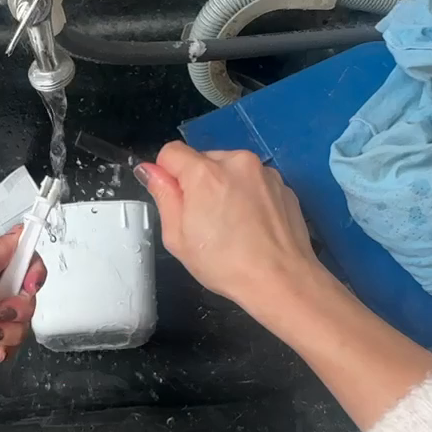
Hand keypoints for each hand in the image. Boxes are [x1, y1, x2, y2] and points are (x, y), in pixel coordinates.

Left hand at [0, 228, 47, 385]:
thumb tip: (19, 234)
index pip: (18, 252)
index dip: (30, 268)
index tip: (27, 283)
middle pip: (25, 285)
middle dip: (21, 302)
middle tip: (1, 309)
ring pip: (23, 312)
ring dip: (12, 324)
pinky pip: (15, 333)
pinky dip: (7, 340)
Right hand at [139, 142, 325, 311]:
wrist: (282, 279)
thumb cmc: (226, 265)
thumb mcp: (177, 237)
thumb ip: (163, 196)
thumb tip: (150, 171)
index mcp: (205, 173)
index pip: (171, 152)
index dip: (166, 175)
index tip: (174, 199)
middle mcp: (236, 162)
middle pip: (202, 160)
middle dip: (196, 184)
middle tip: (202, 221)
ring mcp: (264, 171)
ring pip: (228, 170)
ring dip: (223, 188)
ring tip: (229, 225)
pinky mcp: (282, 184)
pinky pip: (252, 181)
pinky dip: (246, 196)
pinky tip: (249, 225)